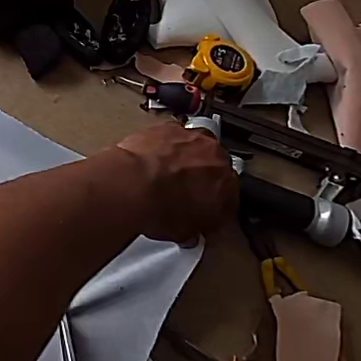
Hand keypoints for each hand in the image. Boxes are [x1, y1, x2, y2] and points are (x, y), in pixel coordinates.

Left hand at [108, 123, 237, 242]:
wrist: (132, 185)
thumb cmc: (159, 206)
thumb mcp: (184, 232)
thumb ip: (195, 229)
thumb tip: (189, 233)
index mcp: (227, 184)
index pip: (228, 196)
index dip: (214, 205)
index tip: (203, 210)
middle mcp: (215, 156)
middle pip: (214, 165)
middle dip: (202, 177)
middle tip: (183, 189)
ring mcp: (192, 138)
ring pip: (194, 147)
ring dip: (184, 157)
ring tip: (166, 172)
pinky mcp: (167, 127)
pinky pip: (171, 136)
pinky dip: (163, 146)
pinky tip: (151, 158)